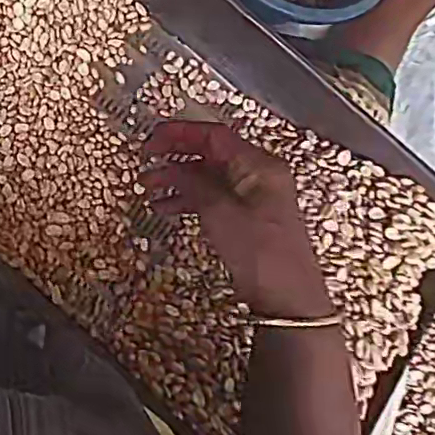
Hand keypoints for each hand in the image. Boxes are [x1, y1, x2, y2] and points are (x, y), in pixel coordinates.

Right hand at [142, 120, 333, 320]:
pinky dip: (188, 199)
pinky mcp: (247, 216)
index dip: (180, 132)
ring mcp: (253, 196)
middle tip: (145, 159)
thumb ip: (195, 184)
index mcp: (259, 165)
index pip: (215, 135)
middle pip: (210, 153)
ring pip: (208, 176)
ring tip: (148, 187)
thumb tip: (170, 167)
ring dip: (178, 178)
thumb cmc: (260, 253)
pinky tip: (164, 208)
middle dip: (175, 155)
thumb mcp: (221, 214)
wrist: (288, 301)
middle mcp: (258, 174)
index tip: (151, 139)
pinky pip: (213, 197)